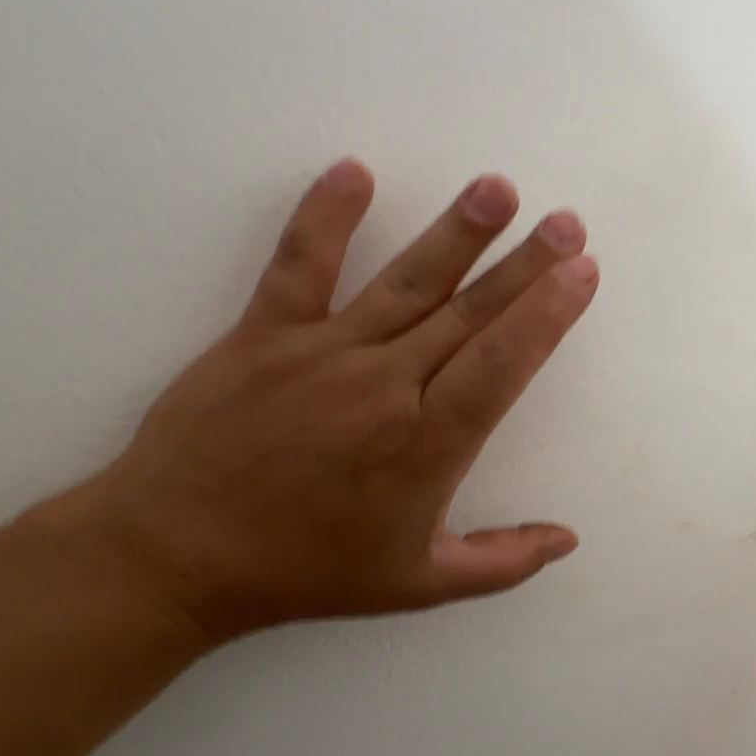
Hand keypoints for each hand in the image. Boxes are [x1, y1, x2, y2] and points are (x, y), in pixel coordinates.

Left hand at [43, 158, 598, 643]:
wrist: (173, 557)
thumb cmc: (309, 570)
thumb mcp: (420, 584)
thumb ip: (504, 561)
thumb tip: (569, 539)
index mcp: (429, 444)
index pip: (503, 364)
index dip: (547, 315)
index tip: (582, 273)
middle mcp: (385, 387)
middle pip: (470, 314)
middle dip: (527, 265)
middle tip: (567, 223)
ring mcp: (323, 354)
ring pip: (406, 282)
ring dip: (457, 233)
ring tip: (497, 188)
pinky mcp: (262, 336)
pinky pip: (298, 267)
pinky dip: (324, 217)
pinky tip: (354, 172)